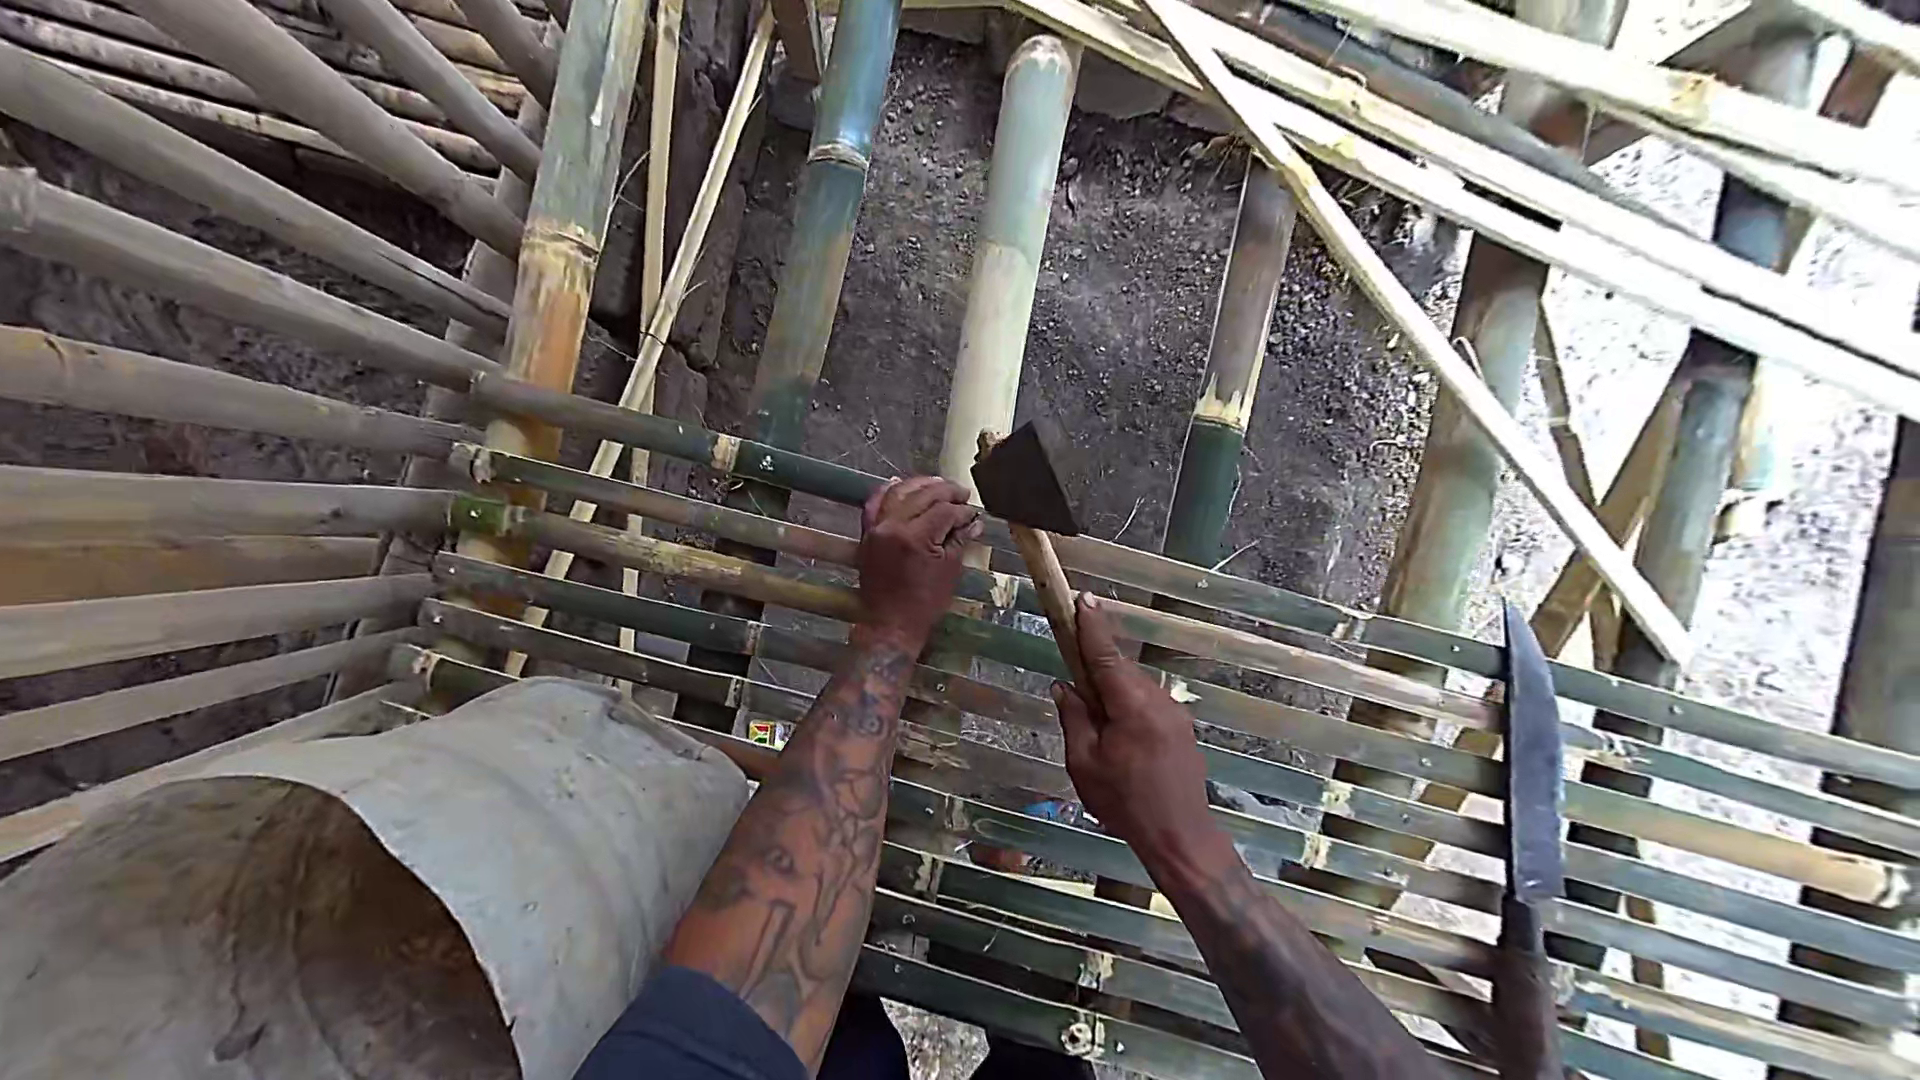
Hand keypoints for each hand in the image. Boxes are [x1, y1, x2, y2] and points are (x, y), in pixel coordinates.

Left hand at [857, 476, 981, 650]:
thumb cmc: (924, 603)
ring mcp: (876, 529)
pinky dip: (888, 491)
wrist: (890, 624)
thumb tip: (974, 523)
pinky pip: (875, 504)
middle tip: (963, 494)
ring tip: (939, 485)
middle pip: (922, 496)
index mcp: (915, 538)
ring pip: (898, 493)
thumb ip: (959, 540)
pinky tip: (900, 483)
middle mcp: (892, 527)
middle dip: (946, 492)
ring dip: (920, 485)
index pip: (944, 511)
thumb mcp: (949, 571)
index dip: (962, 511)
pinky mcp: (867, 534)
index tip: (973, 515)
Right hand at [1053, 593, 1226, 871]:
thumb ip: (1075, 718)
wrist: (1181, 839)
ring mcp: (1174, 713)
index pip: (1106, 656)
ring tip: (1096, 726)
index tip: (1083, 598)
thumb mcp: (1085, 763)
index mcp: (1133, 707)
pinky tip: (1118, 735)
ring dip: (1111, 692)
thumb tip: (1064, 686)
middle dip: (1094, 667)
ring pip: (1133, 687)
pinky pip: (1146, 703)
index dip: (1092, 627)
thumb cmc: (1126, 804)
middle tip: (1072, 679)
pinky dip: (1127, 706)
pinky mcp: (1181, 727)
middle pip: (1119, 670)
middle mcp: (1158, 701)